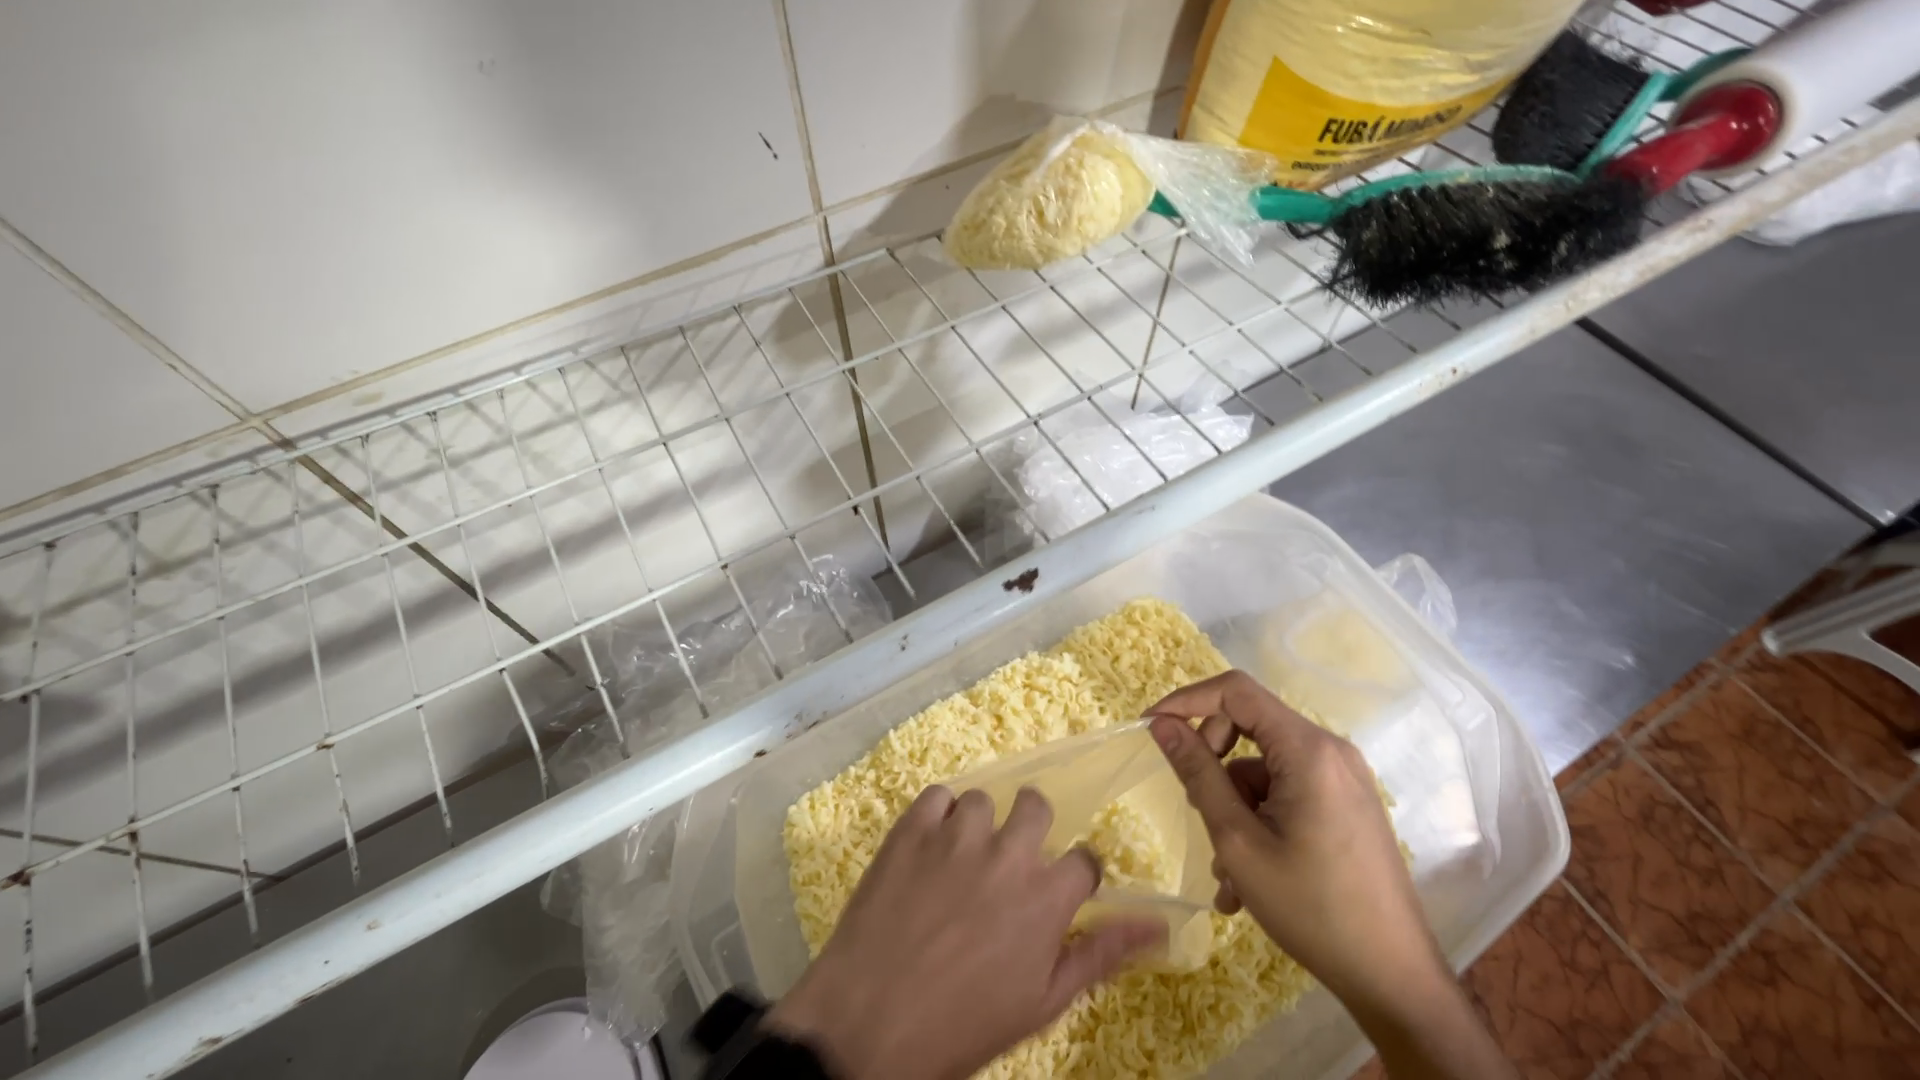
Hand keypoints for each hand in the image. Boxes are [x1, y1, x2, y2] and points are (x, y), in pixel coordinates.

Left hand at [766, 785, 1164, 1079]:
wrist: (870, 1024)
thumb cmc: (963, 1024)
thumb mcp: (1042, 1001)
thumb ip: (1100, 953)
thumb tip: (1158, 926)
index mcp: (1047, 896)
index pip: (1084, 859)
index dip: (1073, 875)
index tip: (1055, 892)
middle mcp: (1008, 852)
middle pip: (1036, 806)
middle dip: (1030, 829)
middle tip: (1008, 863)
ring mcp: (956, 836)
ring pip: (982, 800)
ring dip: (979, 825)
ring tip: (960, 862)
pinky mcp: (909, 830)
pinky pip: (936, 796)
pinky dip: (936, 815)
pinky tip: (928, 848)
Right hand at [1144, 670, 1446, 1011]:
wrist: (1392, 975)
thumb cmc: (1311, 906)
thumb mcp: (1238, 840)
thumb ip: (1198, 774)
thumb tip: (1163, 725)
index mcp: (1308, 749)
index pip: (1235, 691)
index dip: (1186, 701)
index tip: (1150, 729)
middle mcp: (1330, 751)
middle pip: (1249, 728)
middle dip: (1212, 765)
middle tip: (1198, 812)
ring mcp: (1342, 779)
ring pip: (1263, 771)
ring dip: (1233, 810)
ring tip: (1227, 874)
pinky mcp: (1346, 804)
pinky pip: (1286, 794)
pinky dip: (1259, 823)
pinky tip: (1249, 880)